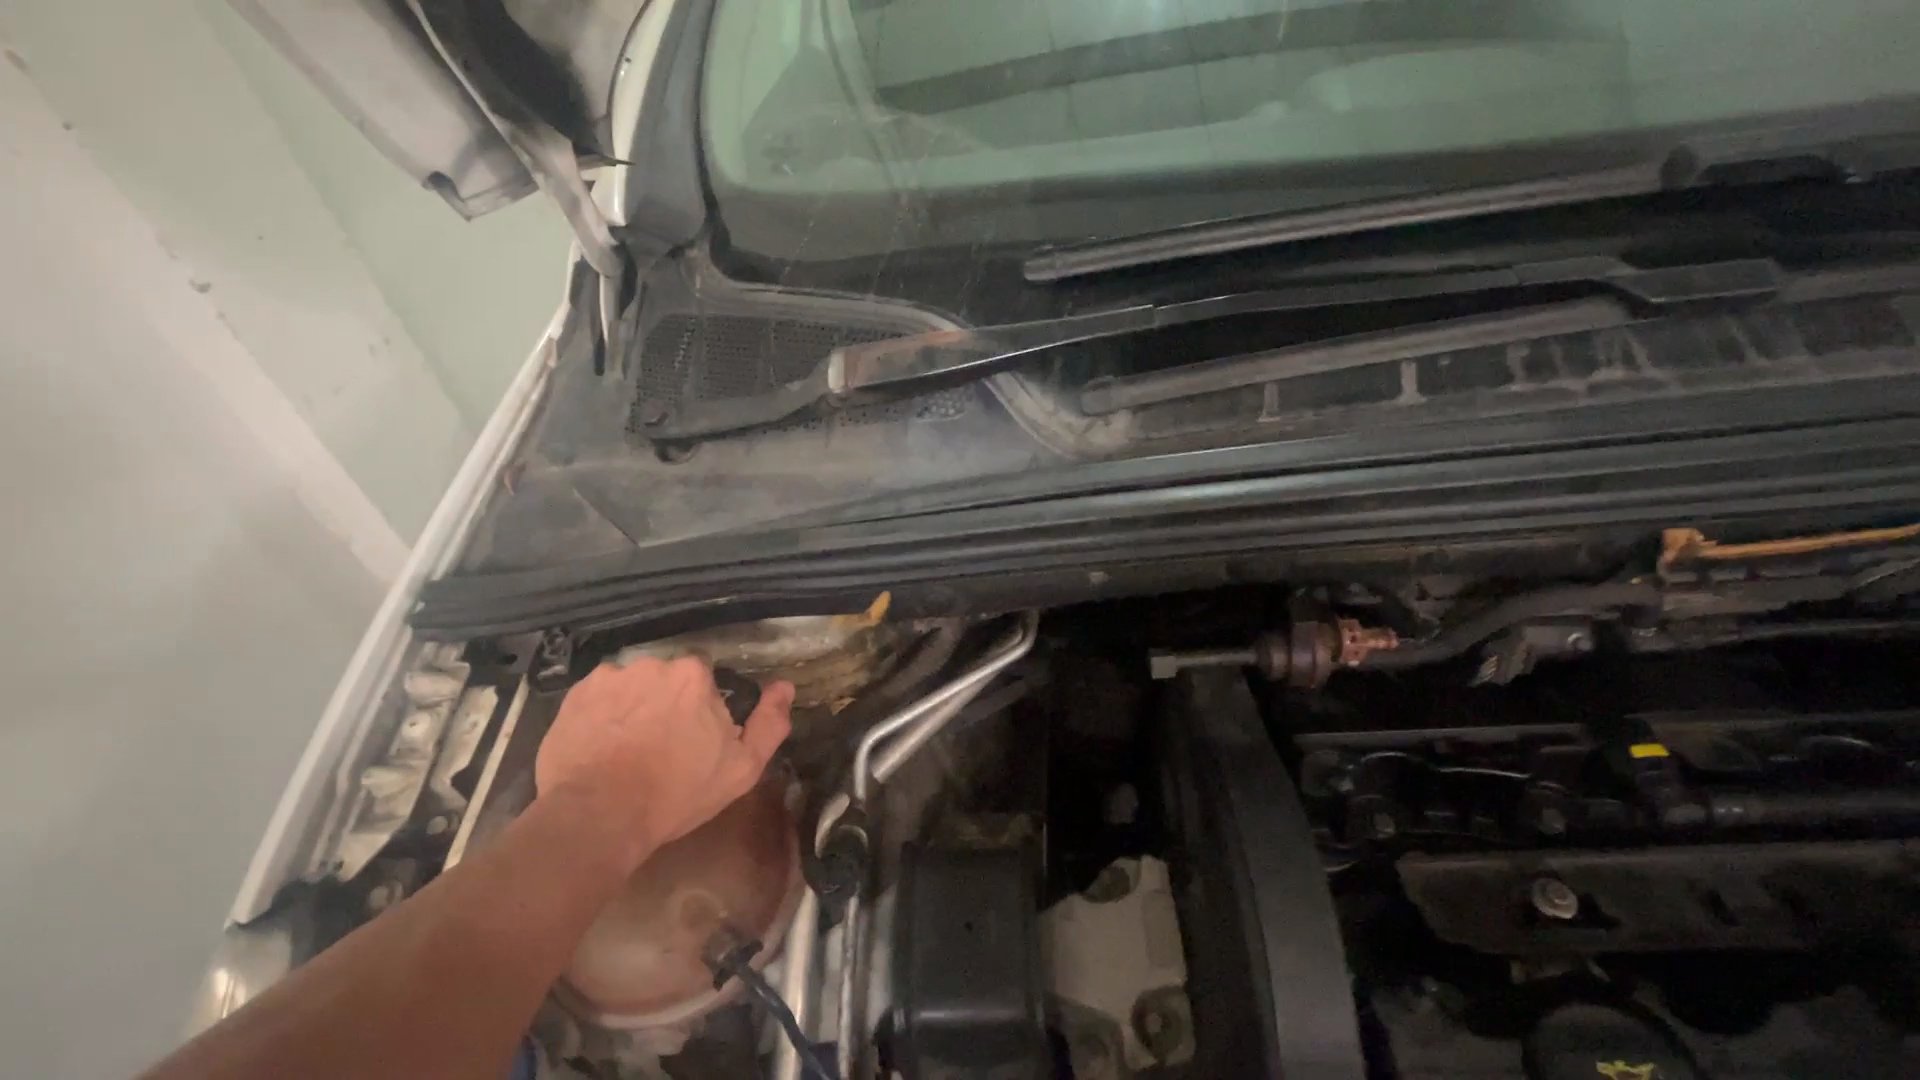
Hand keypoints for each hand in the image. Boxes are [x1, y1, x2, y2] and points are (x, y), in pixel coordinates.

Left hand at [535, 655, 793, 867]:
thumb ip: (769, 723)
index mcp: (694, 675)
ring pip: (632, 688)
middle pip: (666, 681)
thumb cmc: (677, 793)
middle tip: (661, 747)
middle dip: (667, 706)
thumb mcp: (741, 768)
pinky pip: (599, 698)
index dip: (701, 711)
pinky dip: (603, 715)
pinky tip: (602, 747)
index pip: (704, 683)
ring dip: (634, 709)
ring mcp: (610, 677)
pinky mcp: (575, 695)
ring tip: (627, 750)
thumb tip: (784, 687)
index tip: (693, 741)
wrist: (599, 816)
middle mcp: (652, 664)